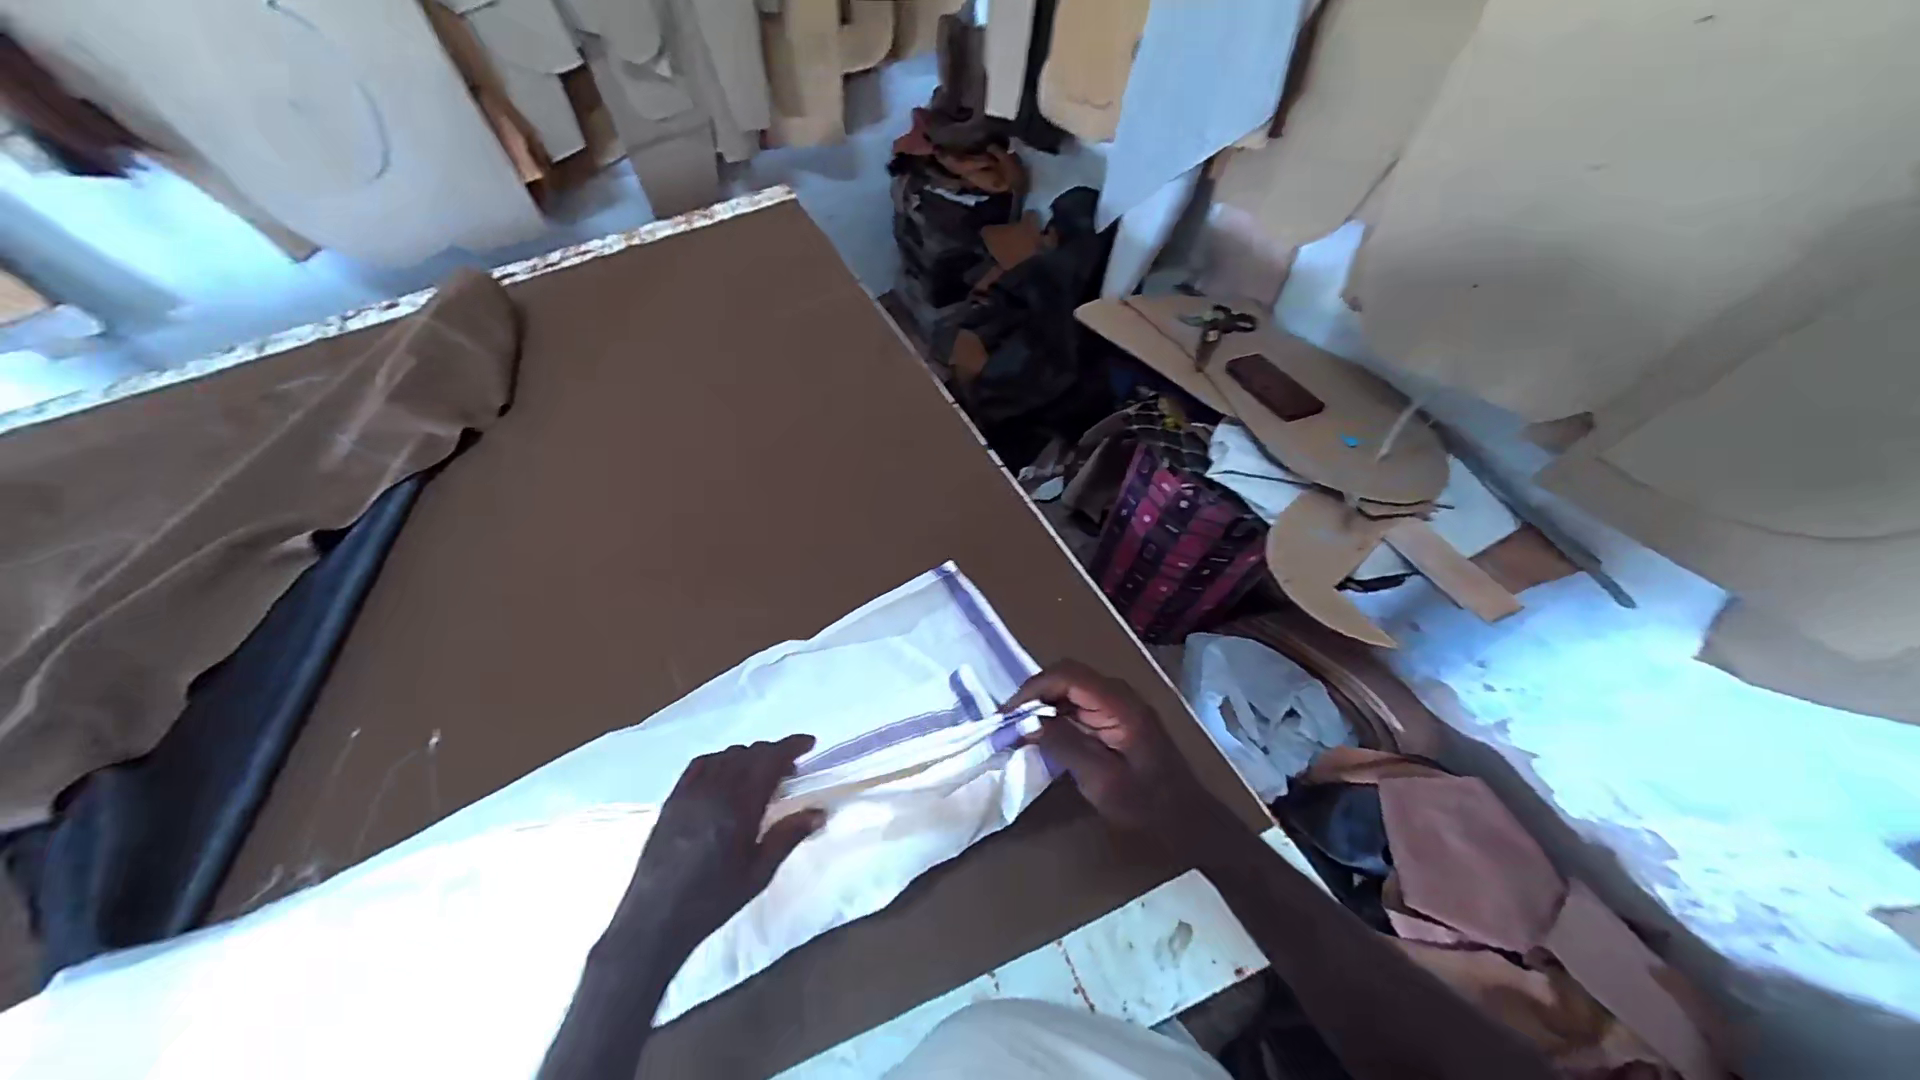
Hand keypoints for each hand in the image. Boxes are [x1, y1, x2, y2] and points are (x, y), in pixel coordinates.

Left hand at [612, 735, 825, 953]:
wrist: (654, 921)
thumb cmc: (712, 901)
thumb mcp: (758, 874)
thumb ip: (788, 836)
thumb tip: (819, 812)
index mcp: (737, 807)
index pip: (769, 761)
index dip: (791, 747)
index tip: (809, 743)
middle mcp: (713, 791)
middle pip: (749, 754)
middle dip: (774, 753)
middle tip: (791, 769)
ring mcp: (689, 792)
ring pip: (726, 756)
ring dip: (749, 756)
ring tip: (761, 774)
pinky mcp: (672, 799)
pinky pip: (700, 764)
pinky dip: (721, 759)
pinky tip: (727, 774)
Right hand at [1006, 661, 1244, 854]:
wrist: (1189, 820)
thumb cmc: (1147, 804)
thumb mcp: (1101, 780)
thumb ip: (1065, 745)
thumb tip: (1029, 722)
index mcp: (1119, 704)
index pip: (1068, 675)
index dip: (1034, 688)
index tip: (1009, 713)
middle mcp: (1119, 695)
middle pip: (1068, 676)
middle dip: (1035, 694)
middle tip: (1009, 720)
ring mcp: (1119, 705)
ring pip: (1071, 688)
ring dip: (1044, 703)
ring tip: (1019, 727)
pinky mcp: (1116, 718)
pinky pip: (1080, 704)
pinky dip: (1056, 714)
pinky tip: (1041, 733)